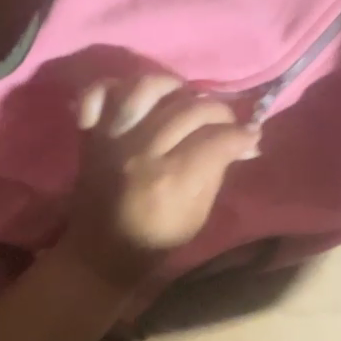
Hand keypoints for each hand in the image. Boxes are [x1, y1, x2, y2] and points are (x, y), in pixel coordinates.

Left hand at [56, 74, 260, 288]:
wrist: (100, 253)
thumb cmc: (155, 240)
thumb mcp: (196, 216)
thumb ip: (216, 172)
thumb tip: (242, 142)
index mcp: (170, 179)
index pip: (217, 138)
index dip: (241, 134)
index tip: (249, 137)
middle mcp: (140, 152)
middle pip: (188, 108)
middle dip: (218, 111)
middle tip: (224, 123)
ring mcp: (111, 139)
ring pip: (145, 89)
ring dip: (172, 88)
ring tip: (183, 100)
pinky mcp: (90, 135)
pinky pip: (98, 94)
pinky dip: (115, 87)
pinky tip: (137, 100)